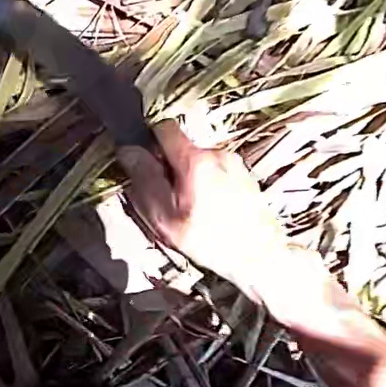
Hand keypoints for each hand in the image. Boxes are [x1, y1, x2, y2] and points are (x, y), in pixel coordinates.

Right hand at [116, 121, 296, 303]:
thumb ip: (144, 178)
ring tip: (185, 209)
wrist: (257, 258)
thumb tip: (128, 150)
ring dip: (185, 178)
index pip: (164, 128)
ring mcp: (234, 164)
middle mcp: (217, 153)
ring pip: (196, 161)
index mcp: (195, 160)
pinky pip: (212, 171)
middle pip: (180, 148)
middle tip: (163, 198)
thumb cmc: (206, 239)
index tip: (144, 165)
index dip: (148, 142)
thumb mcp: (163, 213)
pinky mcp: (244, 176)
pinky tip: (205, 210)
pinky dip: (202, 185)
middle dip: (166, 167)